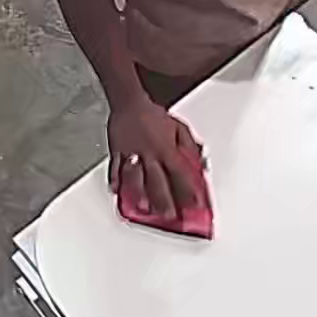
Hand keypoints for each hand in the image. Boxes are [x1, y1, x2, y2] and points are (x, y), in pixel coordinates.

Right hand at [107, 96, 204, 219]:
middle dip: (164, 200)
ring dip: (139, 193)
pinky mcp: (117, 150)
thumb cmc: (154, 114)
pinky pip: (115, 167)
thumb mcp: (179, 127)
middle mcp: (149, 152)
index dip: (189, 191)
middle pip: (157, 180)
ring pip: (135, 176)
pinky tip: (117, 190)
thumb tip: (200, 165)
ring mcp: (131, 152)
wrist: (129, 100)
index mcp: (166, 148)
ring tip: (142, 208)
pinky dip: (115, 179)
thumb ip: (190, 148)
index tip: (195, 206)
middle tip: (169, 216)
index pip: (181, 174)